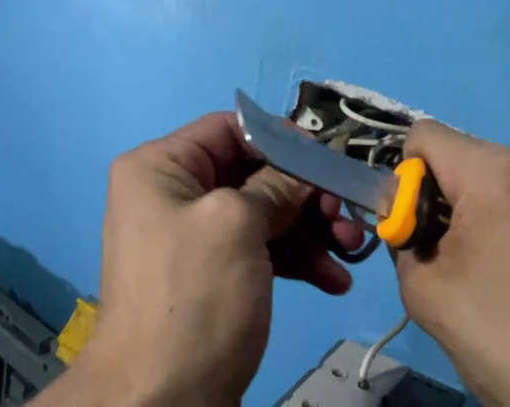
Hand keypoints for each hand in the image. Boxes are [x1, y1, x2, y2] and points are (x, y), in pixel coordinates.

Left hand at [37, 112, 367, 405]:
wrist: (159, 398)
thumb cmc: (195, 296)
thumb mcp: (236, 227)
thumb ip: (274, 187)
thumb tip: (301, 168)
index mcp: (160, 165)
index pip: (226, 129)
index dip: (278, 137)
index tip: (326, 158)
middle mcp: (170, 192)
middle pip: (248, 172)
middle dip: (302, 192)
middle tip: (345, 215)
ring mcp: (189, 237)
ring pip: (259, 214)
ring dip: (307, 229)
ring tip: (350, 251)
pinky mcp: (210, 276)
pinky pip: (256, 250)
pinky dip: (294, 260)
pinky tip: (332, 281)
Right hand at [392, 122, 509, 406]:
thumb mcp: (426, 295)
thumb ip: (403, 239)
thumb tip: (415, 225)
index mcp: (498, 173)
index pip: (425, 136)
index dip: (408, 181)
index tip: (422, 233)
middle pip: (474, 161)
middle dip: (455, 202)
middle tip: (465, 265)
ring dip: (502, 216)